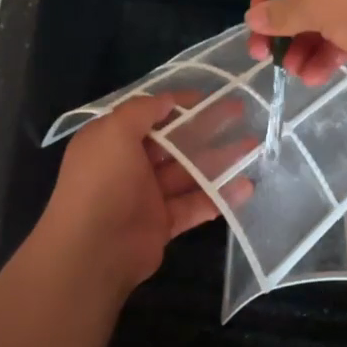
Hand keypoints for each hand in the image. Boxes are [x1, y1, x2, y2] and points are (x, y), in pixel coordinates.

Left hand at [31, 93, 242, 294]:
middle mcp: (129, 163)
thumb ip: (142, 110)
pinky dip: (219, 195)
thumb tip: (167, 99)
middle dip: (206, 126)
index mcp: (113, 138)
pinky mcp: (163, 223)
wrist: (92, 251)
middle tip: (239, 112)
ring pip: (188, 171)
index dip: (179, 103)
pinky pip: (195, 204)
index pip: (149, 113)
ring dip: (220, 158)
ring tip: (253, 146)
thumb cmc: (102, 181)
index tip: (209, 96)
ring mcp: (147, 194)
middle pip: (174, 140)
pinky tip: (246, 186)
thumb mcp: (114, 131)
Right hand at [245, 0, 346, 82]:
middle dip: (285, 26)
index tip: (255, 22)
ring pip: (322, 14)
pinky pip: (344, 26)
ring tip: (296, 75)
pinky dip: (329, 48)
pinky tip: (316, 76)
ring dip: (306, 44)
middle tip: (266, 57)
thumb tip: (251, 17)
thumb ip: (282, 14)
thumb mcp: (321, 9)